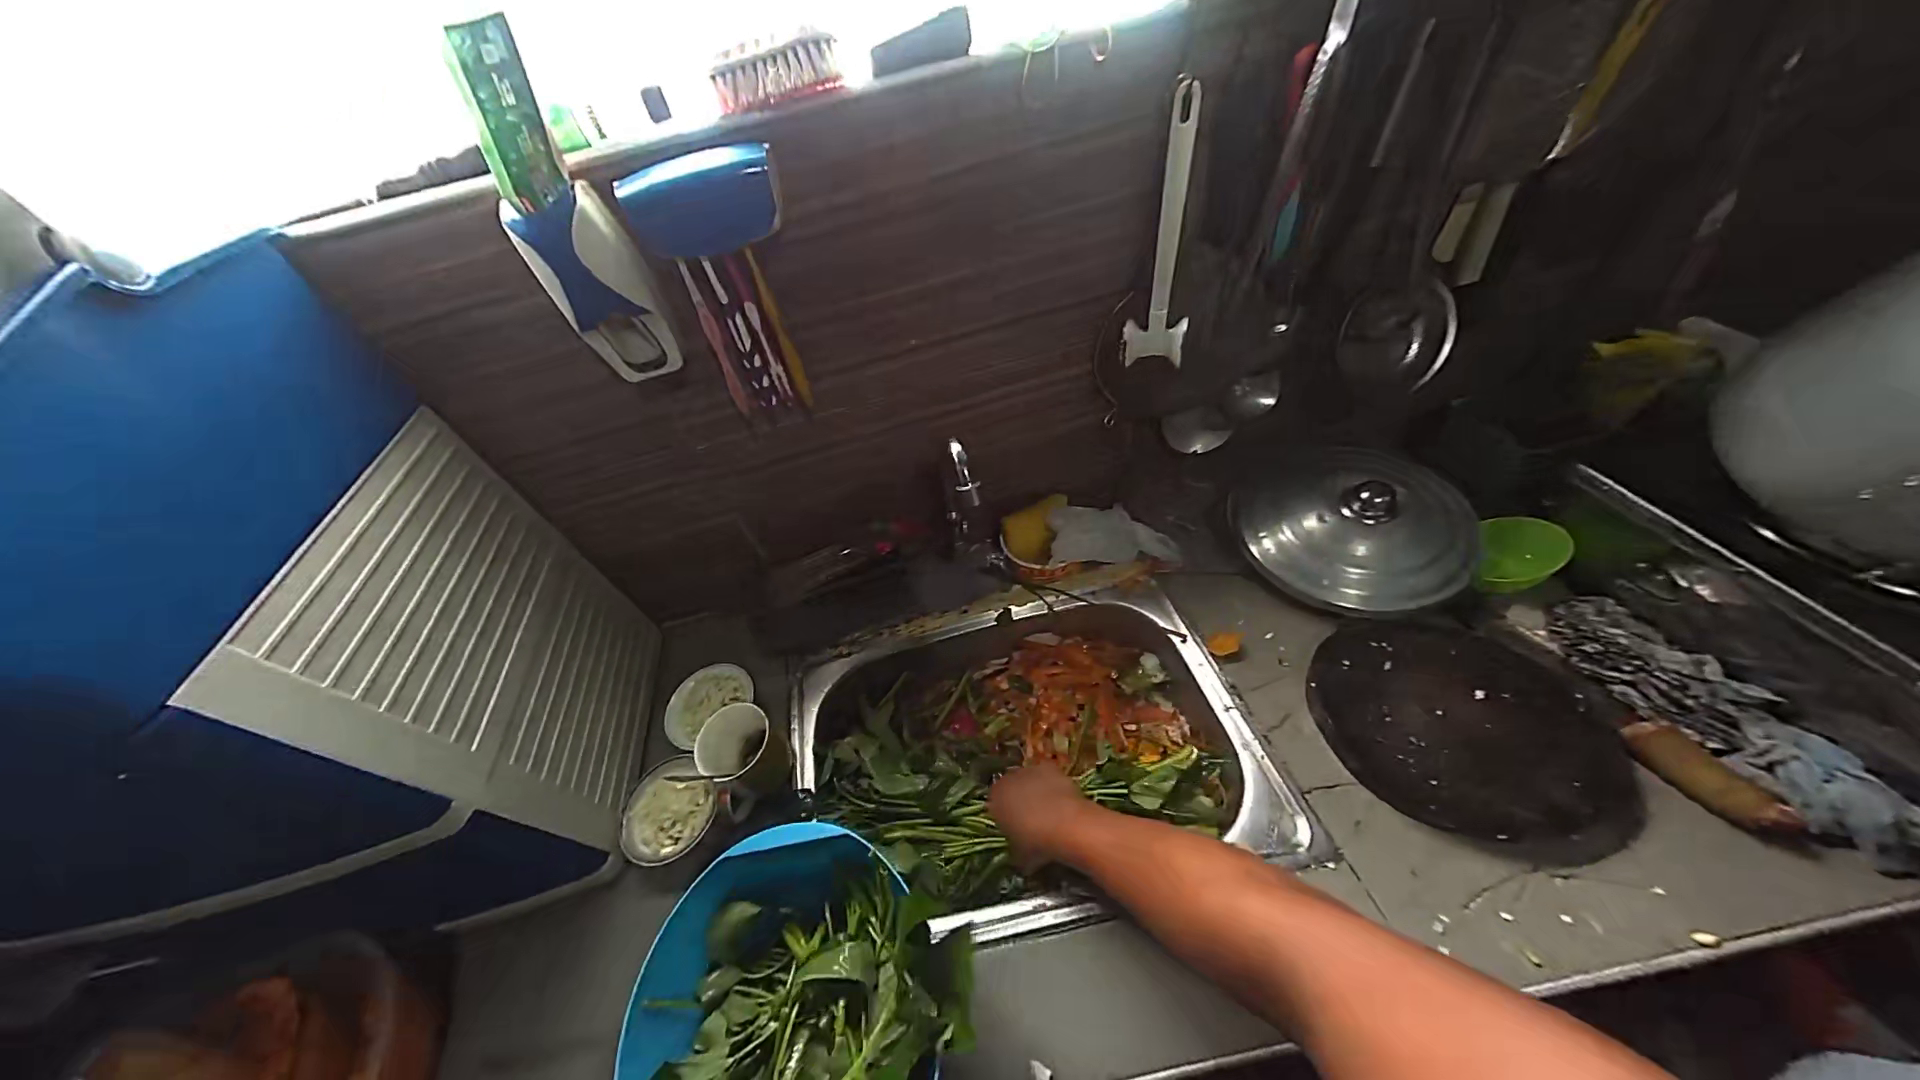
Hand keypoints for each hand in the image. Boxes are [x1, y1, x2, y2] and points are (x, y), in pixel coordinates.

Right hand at [989, 765, 1094, 871]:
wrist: (1066, 825)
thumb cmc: (1036, 843)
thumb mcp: (1019, 855)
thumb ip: (1014, 848)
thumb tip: (1018, 852)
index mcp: (995, 799)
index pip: (994, 804)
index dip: (1003, 815)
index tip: (1012, 827)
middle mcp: (1008, 779)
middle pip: (1010, 788)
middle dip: (1018, 800)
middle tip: (1029, 818)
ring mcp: (1029, 771)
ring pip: (1028, 779)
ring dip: (1035, 790)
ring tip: (1048, 810)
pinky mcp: (1050, 767)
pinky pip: (1047, 775)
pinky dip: (1052, 785)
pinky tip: (1061, 800)